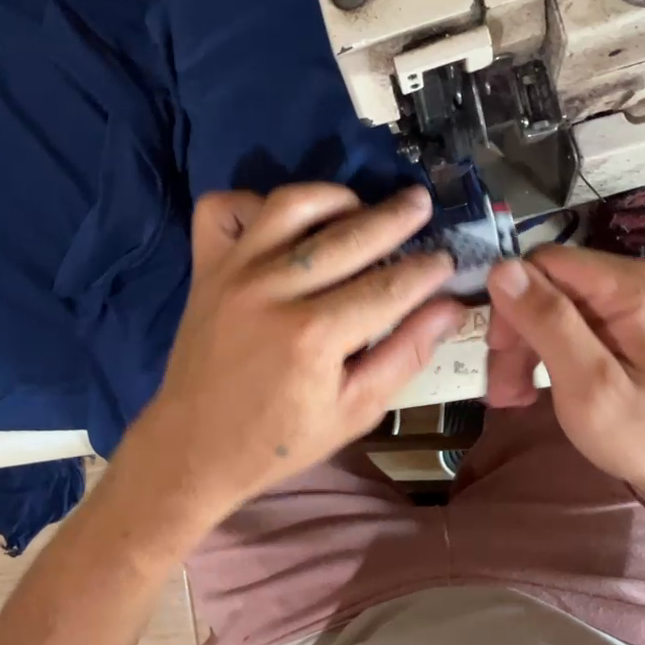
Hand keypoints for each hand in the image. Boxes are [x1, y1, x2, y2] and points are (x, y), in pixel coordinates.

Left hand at [122, 183, 467, 517]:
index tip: (446, 258)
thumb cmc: (278, 439)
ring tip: (359, 207)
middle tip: (420, 204)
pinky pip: (223, 208)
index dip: (425, 268)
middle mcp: (273, 291)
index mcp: (314, 336)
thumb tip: (451, 306)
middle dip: (395, 217)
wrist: (193, 446)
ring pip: (290, 205)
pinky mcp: (204, 267)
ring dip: (332, 197)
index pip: (388, 285)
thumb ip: (404, 354)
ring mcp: (233, 272)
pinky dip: (252, 202)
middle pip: (348, 235)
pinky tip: (280, 222)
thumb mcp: (354, 411)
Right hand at [483, 246, 644, 505]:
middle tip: (501, 387)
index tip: (499, 352)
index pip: (543, 263)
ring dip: (520, 348)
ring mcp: (622, 301)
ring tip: (511, 395)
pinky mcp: (614, 322)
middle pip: (542, 285)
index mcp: (629, 286)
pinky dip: (537, 353)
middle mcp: (627, 281)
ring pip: (544, 305)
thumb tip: (501, 268)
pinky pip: (559, 321)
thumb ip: (548, 322)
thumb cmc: (642, 435)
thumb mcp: (589, 384)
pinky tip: (529, 387)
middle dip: (514, 333)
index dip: (512, 302)